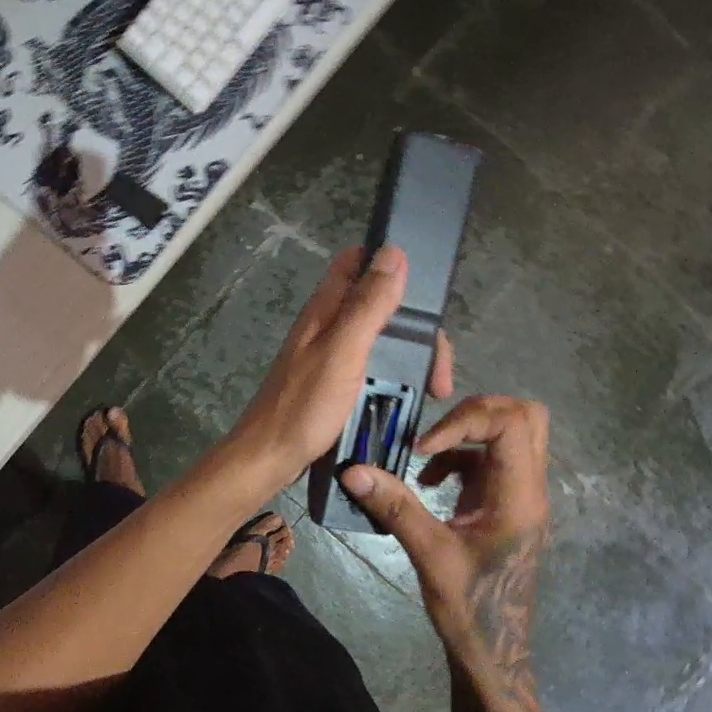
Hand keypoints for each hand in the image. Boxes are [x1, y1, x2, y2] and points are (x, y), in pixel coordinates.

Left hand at [225, 245, 454, 490]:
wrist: (270, 458)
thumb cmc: (304, 407)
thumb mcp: (343, 351)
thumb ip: (368, 304)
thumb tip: (394, 253)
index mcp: (325, 310)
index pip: (355, 262)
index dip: (388, 262)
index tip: (425, 288)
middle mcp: (326, 326)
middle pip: (378, 305)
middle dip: (415, 325)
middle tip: (441, 368)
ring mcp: (329, 356)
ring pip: (379, 339)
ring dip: (411, 355)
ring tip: (435, 388)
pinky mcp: (333, 384)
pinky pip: (372, 368)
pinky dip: (395, 376)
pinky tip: (409, 396)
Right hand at [339, 396, 549, 653]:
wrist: (494, 650)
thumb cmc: (469, 607)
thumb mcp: (429, 556)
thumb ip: (396, 508)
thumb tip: (353, 471)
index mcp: (520, 497)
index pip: (512, 425)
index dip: (466, 421)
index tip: (423, 448)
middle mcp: (529, 488)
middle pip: (526, 418)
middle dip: (478, 412)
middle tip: (434, 433)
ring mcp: (520, 496)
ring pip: (513, 436)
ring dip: (468, 435)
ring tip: (424, 458)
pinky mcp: (505, 506)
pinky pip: (492, 461)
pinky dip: (462, 458)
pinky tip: (429, 484)